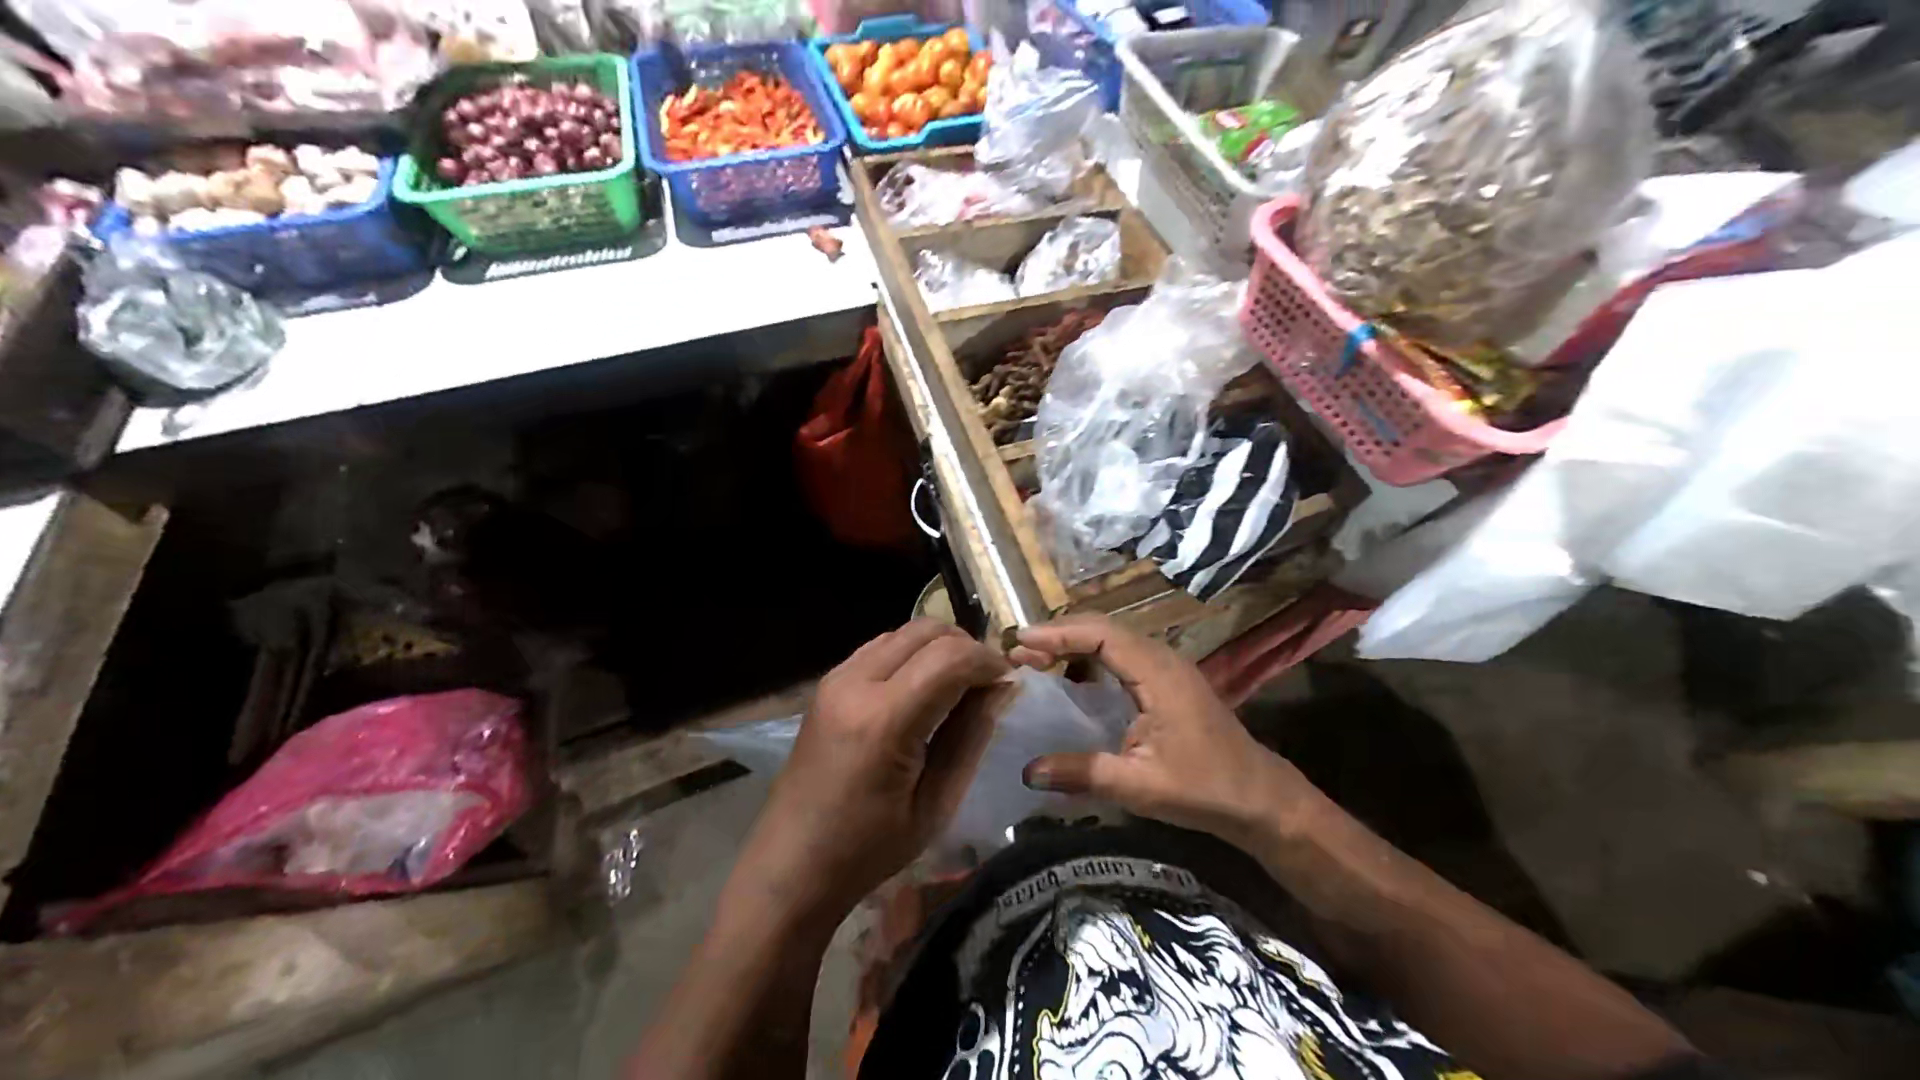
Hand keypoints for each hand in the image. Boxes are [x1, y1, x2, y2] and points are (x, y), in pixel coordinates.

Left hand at [727, 620, 1010, 930]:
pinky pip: (880, 647)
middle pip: (926, 631)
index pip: (951, 658)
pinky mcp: (827, 683)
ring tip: (958, 685)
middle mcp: (855, 684)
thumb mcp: (935, 804)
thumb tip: (1003, 688)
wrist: (791, 865)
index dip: (989, 662)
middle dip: (966, 647)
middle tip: (986, 683)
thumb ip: (971, 736)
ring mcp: (835, 679)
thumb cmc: (867, 850)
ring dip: (938, 648)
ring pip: (902, 632)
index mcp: (883, 720)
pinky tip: (922, 688)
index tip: (1009, 683)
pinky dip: (911, 654)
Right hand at [1014, 615, 1326, 844]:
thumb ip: (1084, 774)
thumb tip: (1028, 771)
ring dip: (1072, 643)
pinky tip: (1069, 675)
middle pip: (1103, 628)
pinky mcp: (1165, 681)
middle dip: (1058, 634)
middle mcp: (1162, 659)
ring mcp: (1166, 667)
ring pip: (1111, 638)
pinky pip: (1120, 654)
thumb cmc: (1205, 789)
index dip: (1058, 635)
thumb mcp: (1141, 786)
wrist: (1260, 798)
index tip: (1019, 642)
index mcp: (1158, 673)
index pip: (1100, 636)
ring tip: (1035, 658)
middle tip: (1018, 651)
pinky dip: (1088, 656)